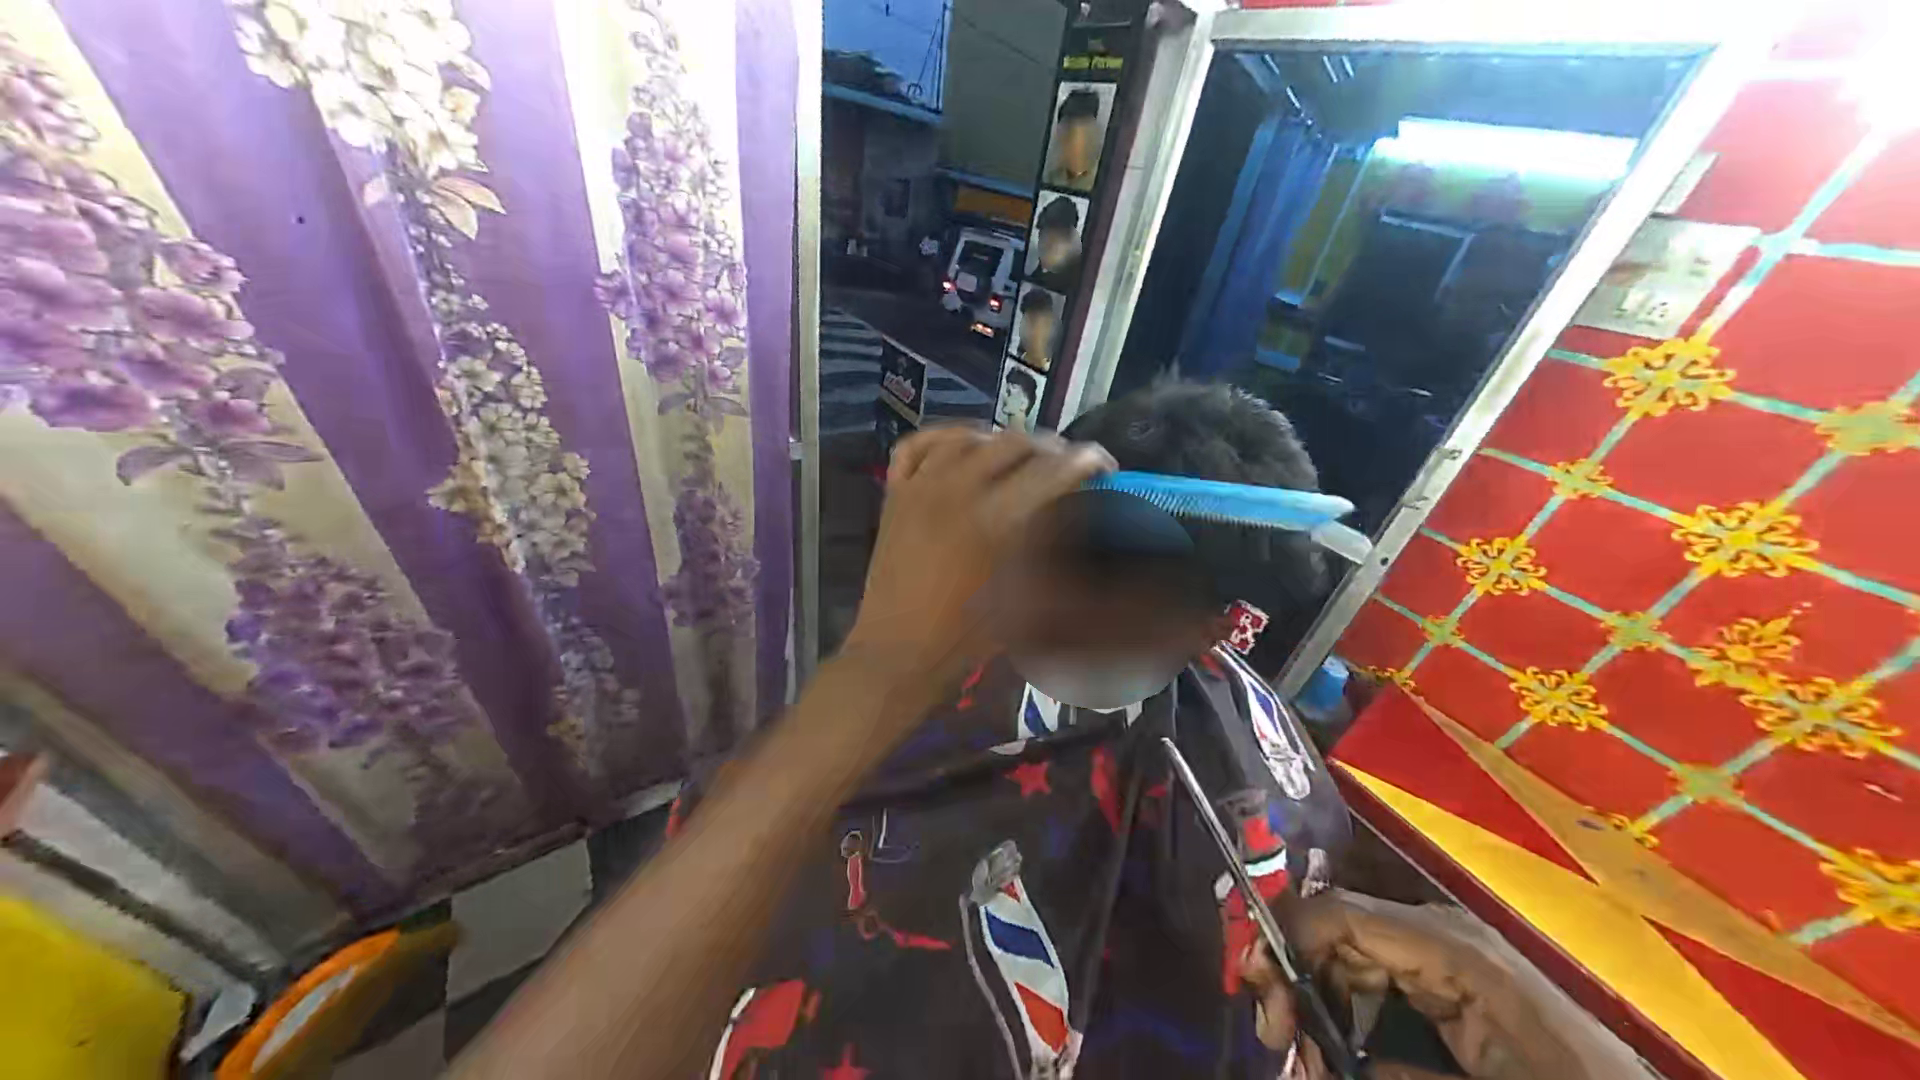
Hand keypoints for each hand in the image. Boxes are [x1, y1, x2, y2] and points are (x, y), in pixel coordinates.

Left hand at [844, 427, 1113, 682]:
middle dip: (1050, 448)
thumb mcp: (1027, 599)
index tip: (1102, 464)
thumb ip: (1053, 547)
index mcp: (996, 519)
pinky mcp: (894, 493)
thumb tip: (1074, 511)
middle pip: (1014, 443)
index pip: (1052, 471)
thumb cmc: (967, 635)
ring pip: (967, 436)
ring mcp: (921, 486)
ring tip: (1017, 454)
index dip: (1086, 461)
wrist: (899, 649)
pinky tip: (961, 446)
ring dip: (1000, 439)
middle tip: (1064, 463)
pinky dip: (944, 437)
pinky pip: (917, 444)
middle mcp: (958, 489)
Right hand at [1245, 892, 1643, 1079]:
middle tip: (1272, 1034)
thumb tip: (1319, 1048)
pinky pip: (1378, 980)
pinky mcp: (1453, 982)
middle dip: (1294, 975)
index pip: (1339, 913)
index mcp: (1451, 948)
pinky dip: (1347, 1010)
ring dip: (1315, 997)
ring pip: (1349, 957)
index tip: (1254, 989)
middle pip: (1336, 931)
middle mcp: (1440, 935)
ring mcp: (1447, 956)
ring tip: (1303, 1051)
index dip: (1284, 939)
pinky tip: (1336, 1047)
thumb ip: (1397, 1069)